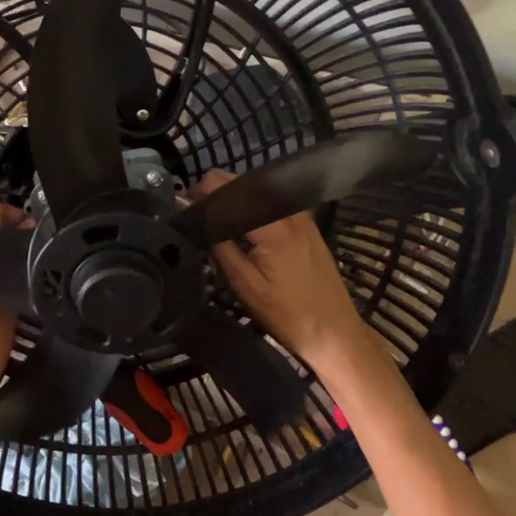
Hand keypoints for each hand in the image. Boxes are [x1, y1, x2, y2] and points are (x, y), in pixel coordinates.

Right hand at [192, 170, 366, 365]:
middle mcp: (288, 209)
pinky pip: (269, 203)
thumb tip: (190, 214)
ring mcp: (300, 215)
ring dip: (230, 201)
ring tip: (211, 223)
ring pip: (254, 191)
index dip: (197, 192)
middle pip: (240, 183)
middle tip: (193, 219)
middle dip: (212, 194)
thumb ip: (216, 243)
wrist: (335, 332)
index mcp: (271, 222)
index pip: (224, 186)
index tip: (181, 209)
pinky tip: (239, 229)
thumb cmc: (286, 313)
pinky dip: (249, 209)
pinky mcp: (306, 224)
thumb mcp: (243, 283)